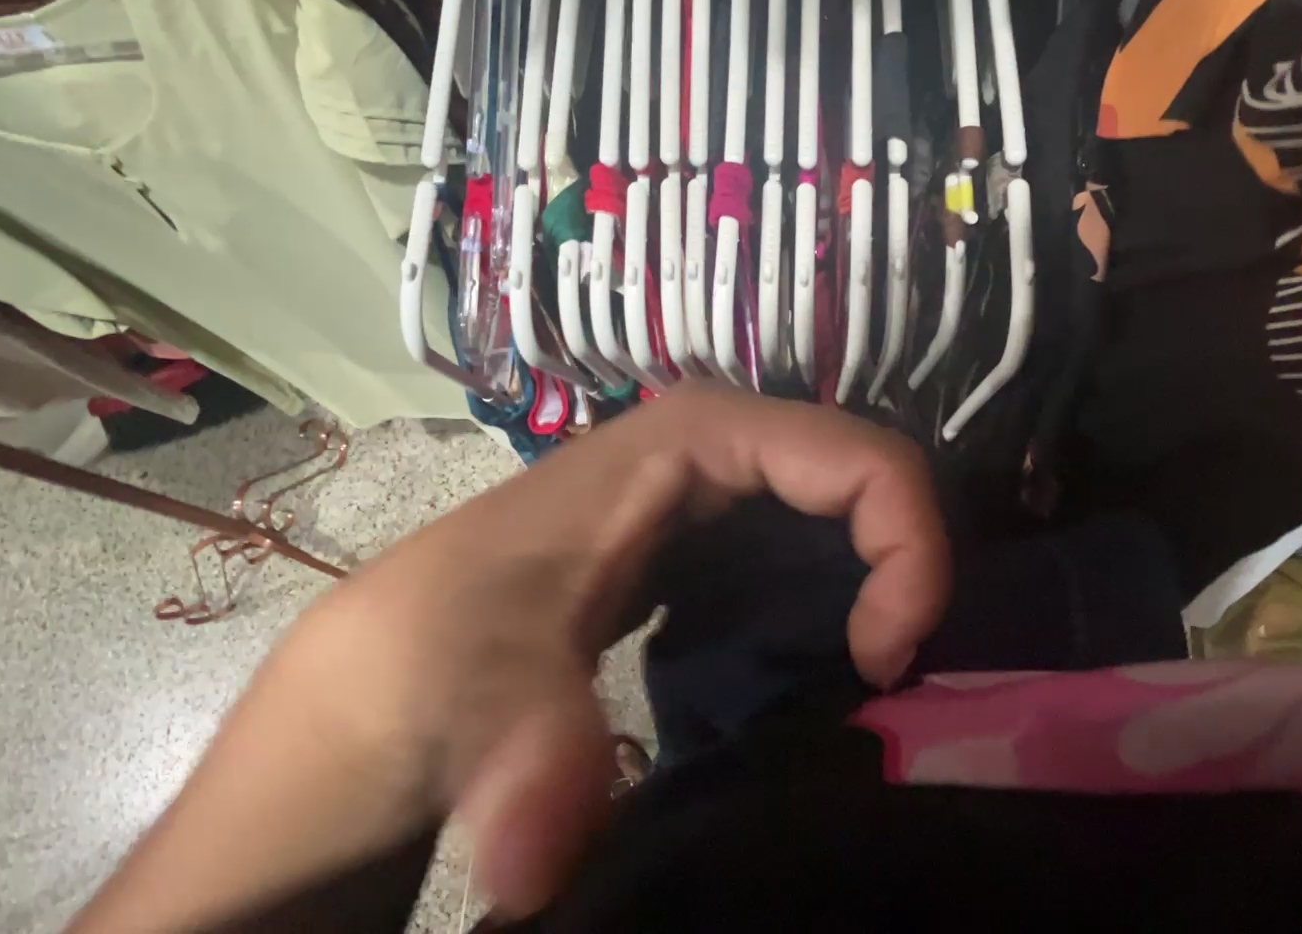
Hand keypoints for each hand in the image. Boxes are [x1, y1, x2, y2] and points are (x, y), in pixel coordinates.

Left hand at [292, 383, 950, 914]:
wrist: (394, 666)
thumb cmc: (438, 645)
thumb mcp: (478, 692)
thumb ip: (523, 760)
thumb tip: (540, 860)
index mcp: (693, 440)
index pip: (862, 457)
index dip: (907, 545)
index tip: (885, 658)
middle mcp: (714, 447)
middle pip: (865, 479)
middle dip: (901, 567)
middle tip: (883, 673)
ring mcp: (710, 491)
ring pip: (841, 513)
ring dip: (874, 585)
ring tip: (860, 675)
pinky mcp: (704, 540)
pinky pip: (806, 547)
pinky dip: (837, 597)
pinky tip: (816, 664)